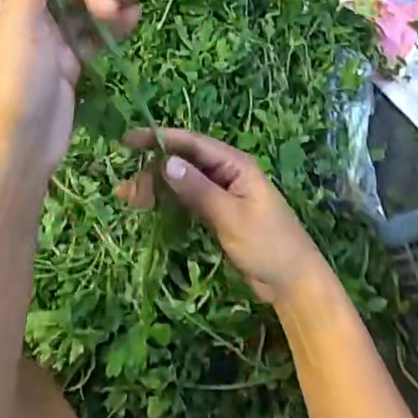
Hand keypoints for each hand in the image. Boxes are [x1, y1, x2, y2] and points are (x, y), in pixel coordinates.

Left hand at [0, 0, 152, 173]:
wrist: (20, 149)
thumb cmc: (13, 85)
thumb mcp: (18, 29)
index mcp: (2, 8)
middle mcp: (25, 21)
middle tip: (111, 5)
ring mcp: (49, 44)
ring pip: (83, 11)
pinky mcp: (69, 65)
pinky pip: (93, 36)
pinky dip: (112, 25)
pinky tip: (135, 18)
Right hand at [116, 128, 328, 303]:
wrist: (291, 279)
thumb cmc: (267, 243)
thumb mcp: (230, 216)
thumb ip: (198, 189)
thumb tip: (166, 161)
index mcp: (236, 164)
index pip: (193, 143)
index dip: (159, 139)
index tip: (127, 140)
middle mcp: (228, 173)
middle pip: (184, 161)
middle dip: (153, 170)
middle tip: (125, 192)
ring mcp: (223, 193)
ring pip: (183, 181)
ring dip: (157, 186)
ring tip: (128, 199)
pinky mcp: (219, 213)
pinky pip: (188, 199)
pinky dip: (168, 201)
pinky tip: (149, 207)